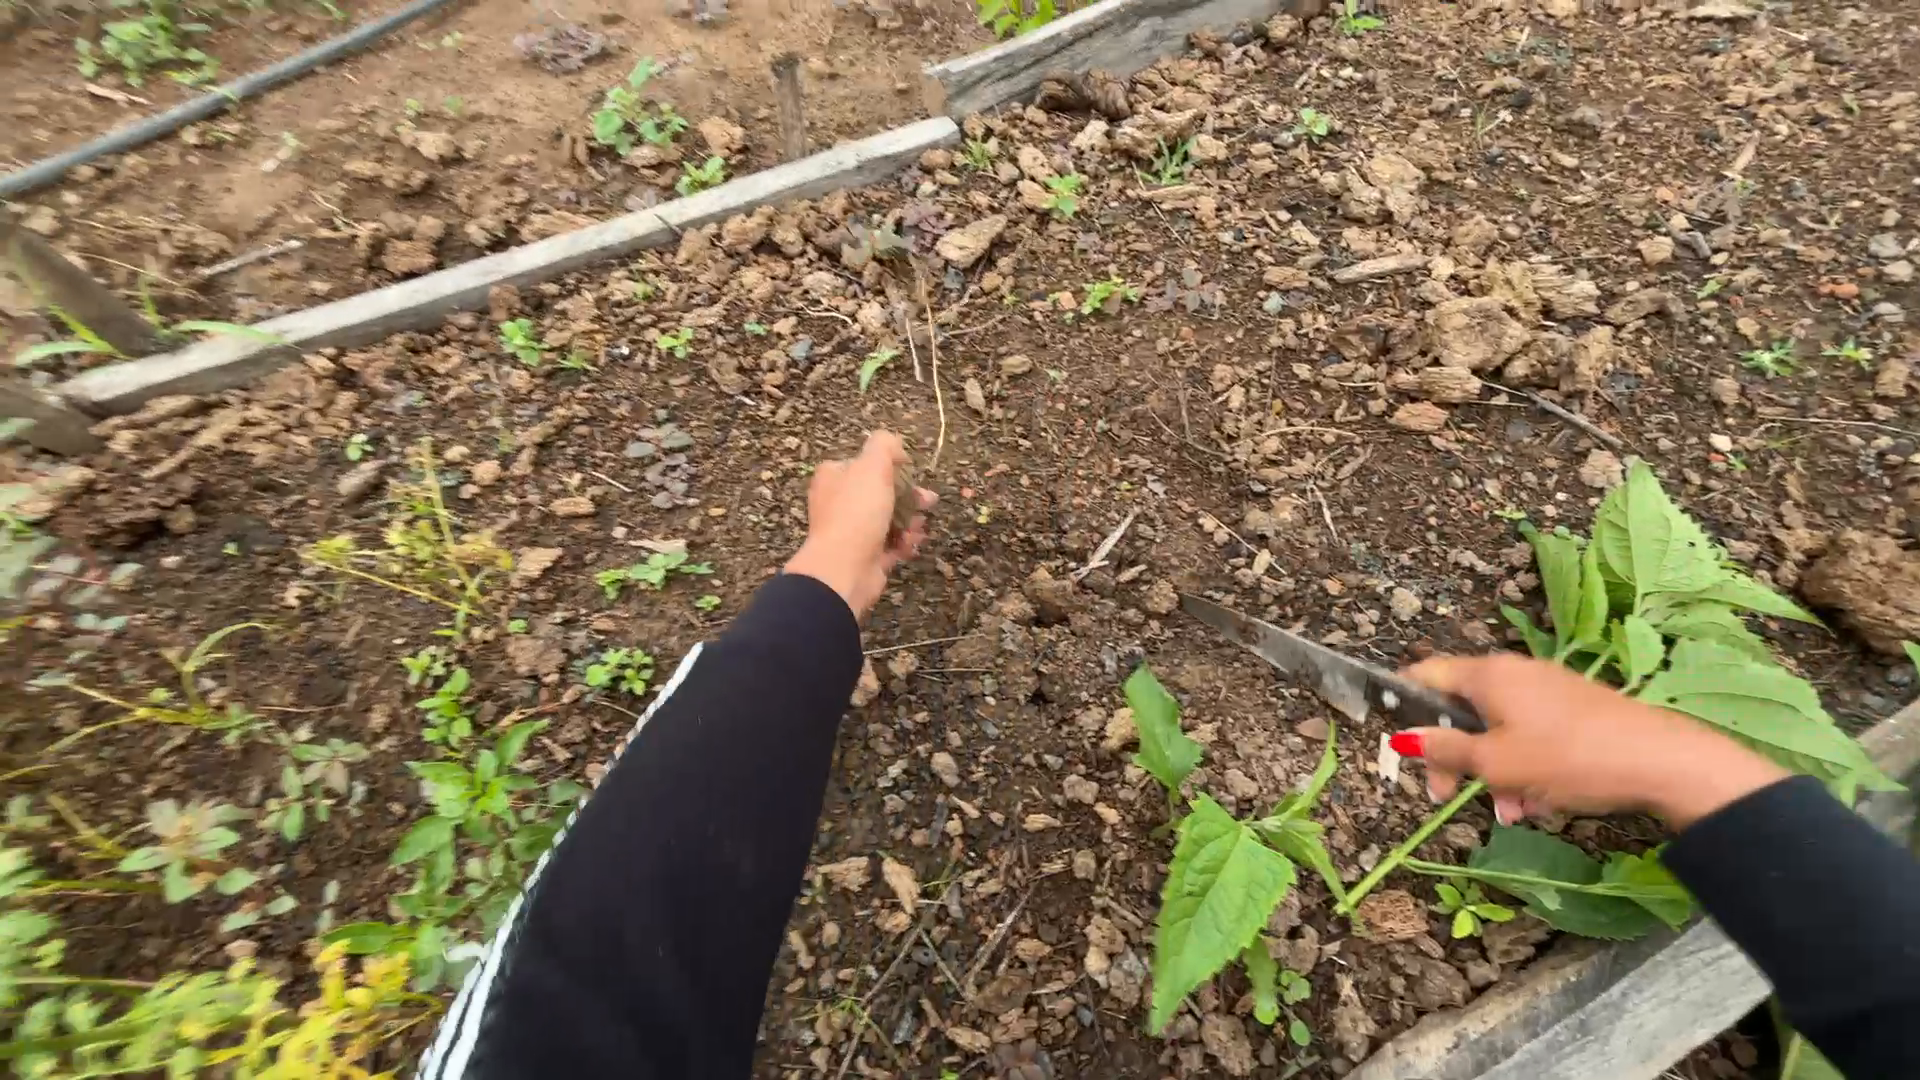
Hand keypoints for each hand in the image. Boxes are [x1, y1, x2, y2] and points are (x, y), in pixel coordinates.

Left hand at [783, 431, 934, 621]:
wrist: (844, 568)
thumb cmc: (856, 512)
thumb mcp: (872, 466)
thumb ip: (885, 445)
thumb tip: (895, 446)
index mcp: (834, 477)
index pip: (864, 463)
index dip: (890, 466)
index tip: (910, 471)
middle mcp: (839, 502)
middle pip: (881, 492)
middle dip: (909, 496)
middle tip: (929, 501)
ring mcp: (851, 531)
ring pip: (889, 519)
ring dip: (910, 521)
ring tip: (919, 528)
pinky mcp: (864, 555)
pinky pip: (890, 544)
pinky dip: (904, 543)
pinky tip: (911, 544)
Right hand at [1394, 653, 1788, 828]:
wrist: (1670, 765)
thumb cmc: (1569, 758)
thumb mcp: (1494, 762)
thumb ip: (1442, 748)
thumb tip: (1401, 738)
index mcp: (1484, 674)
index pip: (1422, 676)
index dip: (1404, 705)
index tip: (1402, 744)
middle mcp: (1511, 672)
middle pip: (1459, 710)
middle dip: (1452, 755)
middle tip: (1445, 793)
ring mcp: (1546, 689)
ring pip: (1496, 728)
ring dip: (1491, 769)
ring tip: (1508, 810)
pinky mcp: (1576, 710)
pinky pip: (1529, 733)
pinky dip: (1523, 764)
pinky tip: (1538, 802)